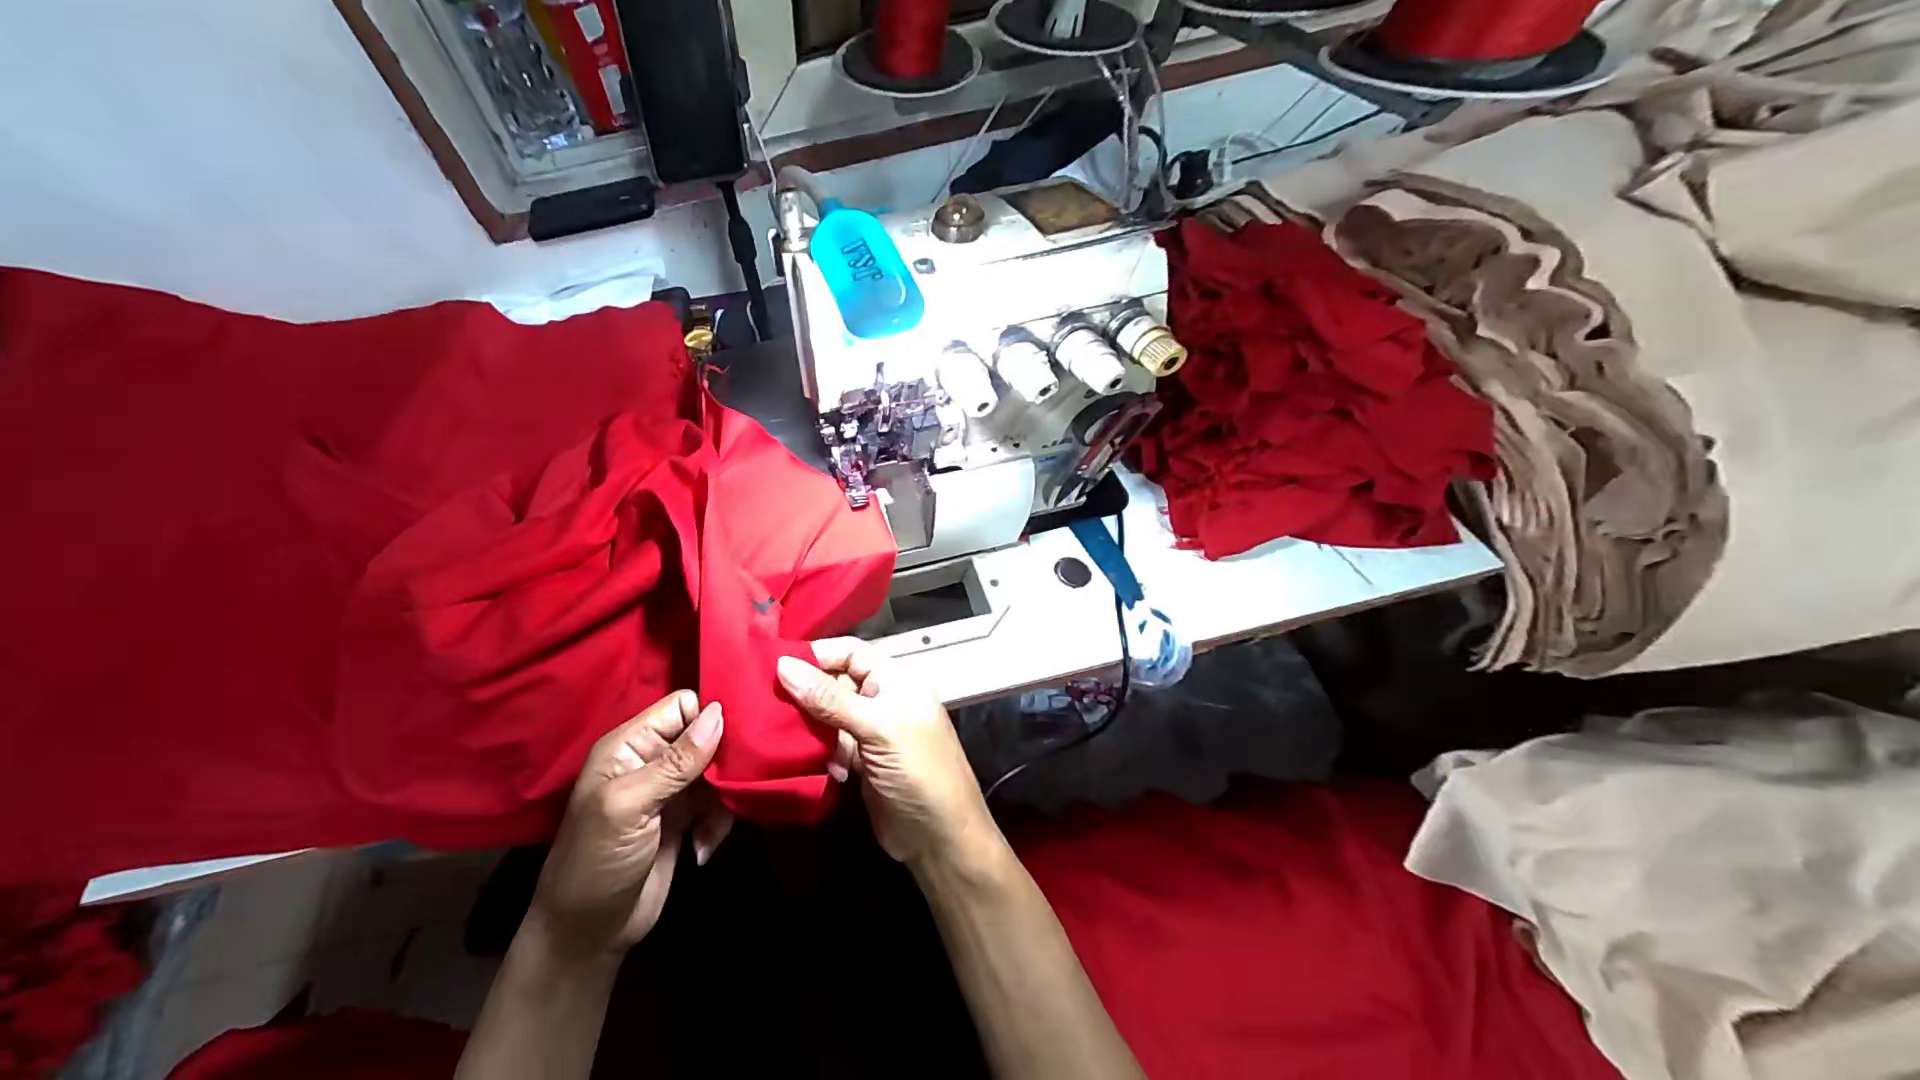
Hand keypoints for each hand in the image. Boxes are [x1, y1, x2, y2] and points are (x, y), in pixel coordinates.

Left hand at [528, 691, 730, 958]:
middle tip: (736, 782)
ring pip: (720, 770)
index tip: (734, 737)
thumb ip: (675, 761)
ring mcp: (671, 789)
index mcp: (630, 745)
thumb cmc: (595, 863)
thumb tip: (720, 712)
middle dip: (725, 759)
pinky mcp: (686, 818)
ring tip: (710, 826)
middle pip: (708, 735)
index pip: (682, 706)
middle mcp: (652, 759)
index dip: (708, 716)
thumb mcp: (629, 807)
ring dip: (724, 798)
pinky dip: (719, 822)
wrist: (588, 935)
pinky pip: (720, 803)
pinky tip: (702, 848)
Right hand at [776, 639, 998, 868]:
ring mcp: (870, 732)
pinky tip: (804, 761)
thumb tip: (783, 666)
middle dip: (803, 691)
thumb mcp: (879, 730)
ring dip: (805, 724)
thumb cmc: (919, 774)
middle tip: (763, 701)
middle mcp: (882, 700)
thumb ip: (831, 699)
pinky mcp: (858, 761)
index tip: (772, 666)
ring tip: (775, 731)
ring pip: (826, 715)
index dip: (816, 655)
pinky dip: (815, 751)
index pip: (851, 652)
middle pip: (834, 682)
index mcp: (896, 681)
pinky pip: (827, 744)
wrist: (940, 841)